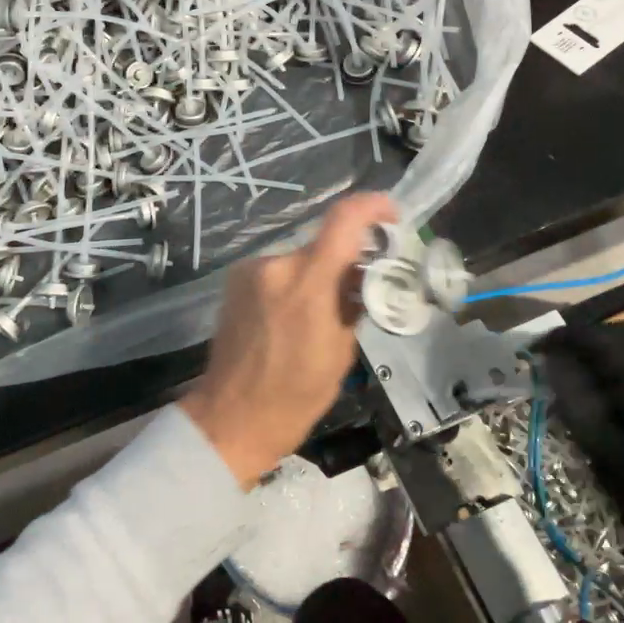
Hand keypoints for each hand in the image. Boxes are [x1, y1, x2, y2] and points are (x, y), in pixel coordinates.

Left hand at [180, 192, 398, 488]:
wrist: (232, 415)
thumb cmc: (296, 394)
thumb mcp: (342, 351)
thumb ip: (354, 302)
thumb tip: (364, 273)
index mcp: (307, 282)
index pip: (343, 220)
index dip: (371, 207)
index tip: (391, 214)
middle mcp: (276, 265)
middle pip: (321, 245)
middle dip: (344, 261)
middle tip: (359, 291)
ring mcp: (250, 270)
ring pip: (298, 260)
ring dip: (315, 276)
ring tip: (319, 316)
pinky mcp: (234, 280)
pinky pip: (275, 271)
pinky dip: (290, 285)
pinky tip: (289, 318)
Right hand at [535, 318, 623, 618]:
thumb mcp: (606, 459)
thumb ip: (575, 401)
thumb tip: (548, 361)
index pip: (602, 338)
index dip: (565, 336)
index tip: (536, 347)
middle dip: (591, 341)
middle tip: (560, 361)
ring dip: (615, 354)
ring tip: (588, 379)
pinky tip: (623, 400)